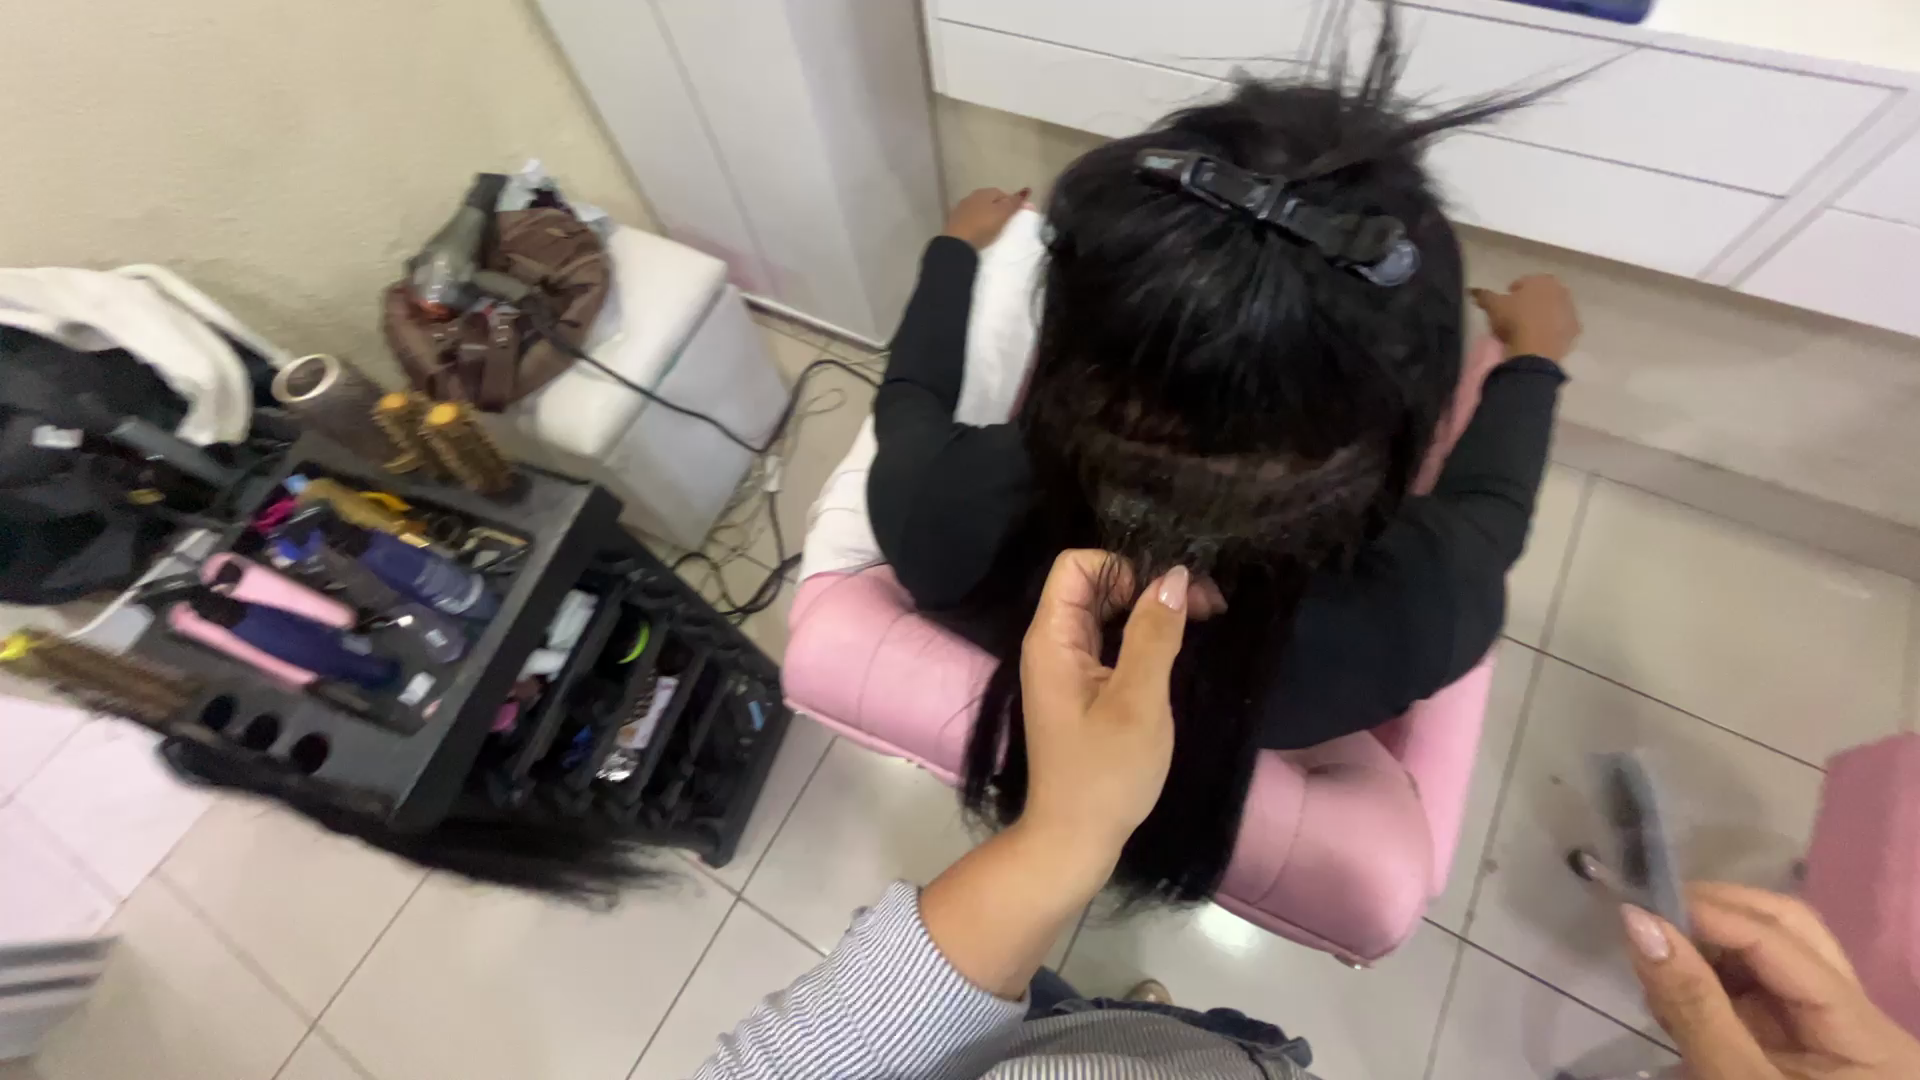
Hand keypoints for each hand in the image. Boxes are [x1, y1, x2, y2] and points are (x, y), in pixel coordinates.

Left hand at [943, 187, 1029, 249]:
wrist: (957, 243)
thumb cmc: (982, 226)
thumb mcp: (1002, 214)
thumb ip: (1014, 203)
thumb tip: (1026, 190)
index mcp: (984, 192)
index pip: (1001, 193)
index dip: (1010, 202)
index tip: (1015, 215)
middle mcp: (972, 196)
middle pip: (989, 200)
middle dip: (997, 207)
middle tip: (1004, 222)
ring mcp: (961, 208)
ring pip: (978, 208)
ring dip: (985, 215)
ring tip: (991, 227)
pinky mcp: (954, 222)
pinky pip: (970, 219)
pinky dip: (976, 222)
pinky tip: (978, 231)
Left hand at [1018, 551, 1189, 857]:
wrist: (1075, 836)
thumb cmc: (1106, 772)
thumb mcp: (1138, 700)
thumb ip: (1154, 634)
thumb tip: (1175, 576)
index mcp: (1052, 638)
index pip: (1077, 565)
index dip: (1124, 566)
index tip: (1171, 592)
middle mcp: (1052, 642)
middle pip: (1094, 583)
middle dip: (1146, 582)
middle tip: (1207, 602)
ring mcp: (1065, 664)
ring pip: (1105, 610)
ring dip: (1149, 607)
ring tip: (1204, 616)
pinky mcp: (1080, 684)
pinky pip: (1108, 639)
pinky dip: (1141, 633)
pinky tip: (1177, 642)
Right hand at [1470, 274, 1580, 361]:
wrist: (1536, 348)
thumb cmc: (1513, 320)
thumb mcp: (1492, 307)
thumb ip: (1484, 296)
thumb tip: (1473, 290)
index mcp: (1541, 281)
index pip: (1526, 280)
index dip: (1514, 289)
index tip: (1505, 298)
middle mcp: (1560, 290)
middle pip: (1543, 293)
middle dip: (1532, 299)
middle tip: (1517, 311)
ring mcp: (1570, 309)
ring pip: (1554, 308)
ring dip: (1543, 313)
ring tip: (1527, 326)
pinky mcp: (1574, 328)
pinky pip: (1561, 325)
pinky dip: (1552, 328)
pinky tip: (1539, 336)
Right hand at [1624, 883, 1919, 1079]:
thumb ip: (1688, 1000)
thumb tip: (1633, 917)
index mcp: (1872, 1036)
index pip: (1779, 938)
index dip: (1704, 911)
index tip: (1631, 907)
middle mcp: (1865, 1020)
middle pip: (1788, 927)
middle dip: (1710, 912)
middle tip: (1647, 920)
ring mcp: (1834, 1030)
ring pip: (1769, 947)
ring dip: (1704, 941)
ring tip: (1658, 969)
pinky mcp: (1804, 1041)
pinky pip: (1754, 981)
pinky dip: (1707, 971)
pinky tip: (1676, 997)